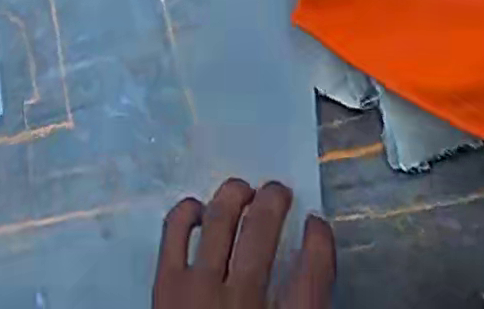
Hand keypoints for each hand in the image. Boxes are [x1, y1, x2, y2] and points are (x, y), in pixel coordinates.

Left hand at [153, 179, 334, 308]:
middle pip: (262, 235)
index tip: (319, 223)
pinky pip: (174, 232)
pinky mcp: (165, 284)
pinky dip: (184, 210)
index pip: (311, 277)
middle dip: (274, 203)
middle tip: (279, 189)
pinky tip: (195, 205)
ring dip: (233, 196)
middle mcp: (244, 302)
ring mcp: (200, 289)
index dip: (318, 245)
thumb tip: (308, 290)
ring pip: (219, 222)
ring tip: (243, 186)